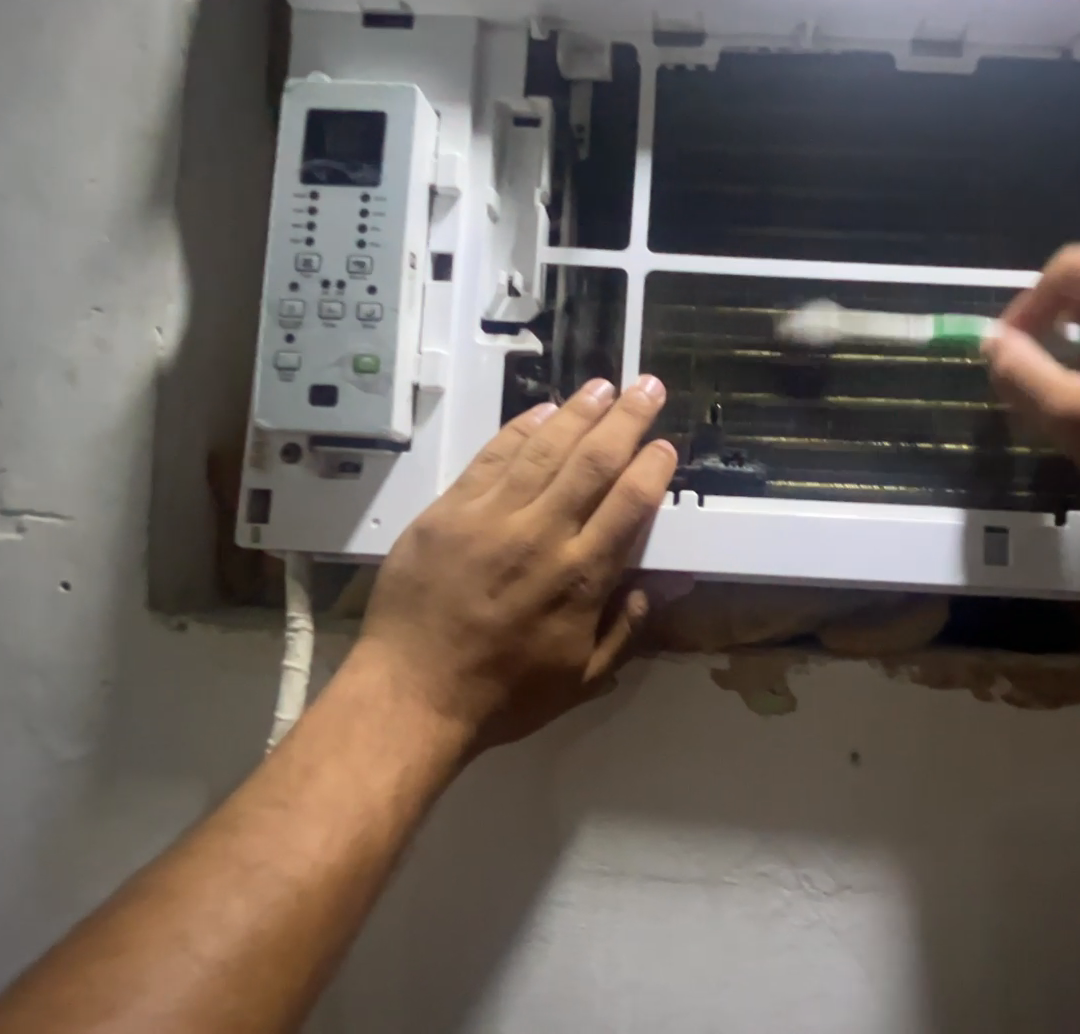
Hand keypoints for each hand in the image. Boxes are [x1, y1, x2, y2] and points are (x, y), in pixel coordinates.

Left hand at [353, 377, 680, 748]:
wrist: (411, 695)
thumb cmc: (505, 694)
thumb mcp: (583, 677)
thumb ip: (629, 624)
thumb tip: (669, 580)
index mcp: (581, 578)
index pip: (629, 503)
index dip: (652, 467)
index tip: (665, 445)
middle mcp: (541, 535)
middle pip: (593, 462)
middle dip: (626, 419)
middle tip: (648, 386)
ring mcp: (490, 517)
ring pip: (545, 450)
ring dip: (579, 412)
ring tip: (604, 385)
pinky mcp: (448, 511)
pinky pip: (492, 458)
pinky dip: (521, 429)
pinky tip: (544, 410)